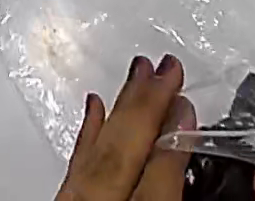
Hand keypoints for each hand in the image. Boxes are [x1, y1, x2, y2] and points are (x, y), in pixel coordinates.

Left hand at [56, 54, 197, 200]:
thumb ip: (173, 194)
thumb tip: (195, 168)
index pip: (154, 184)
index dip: (173, 142)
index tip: (186, 105)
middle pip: (120, 153)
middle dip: (146, 107)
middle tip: (166, 68)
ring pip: (96, 149)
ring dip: (120, 107)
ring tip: (139, 71)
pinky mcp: (59, 200)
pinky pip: (73, 162)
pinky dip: (87, 130)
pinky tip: (94, 103)